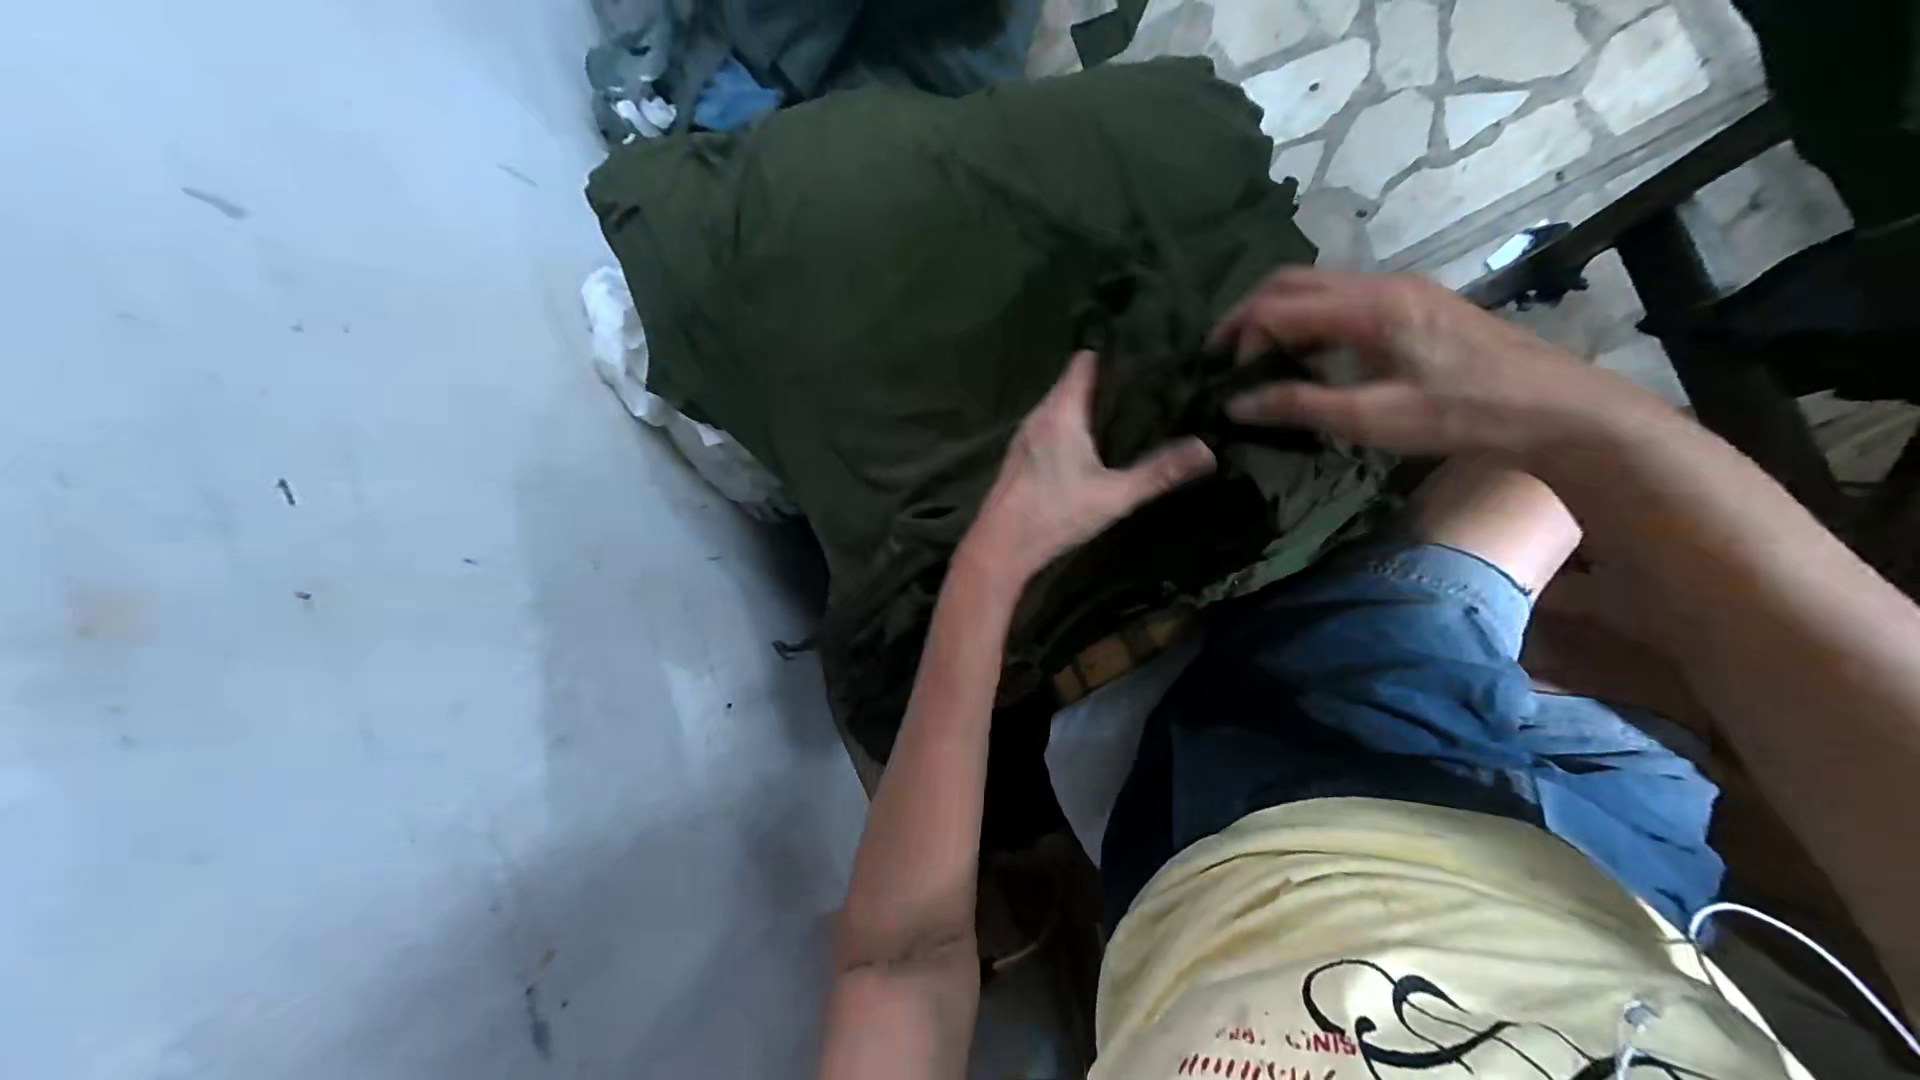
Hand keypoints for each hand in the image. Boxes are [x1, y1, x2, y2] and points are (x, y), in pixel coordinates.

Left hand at [962, 351, 1215, 584]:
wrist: (999, 547)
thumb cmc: (1054, 514)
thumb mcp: (1114, 496)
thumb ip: (1159, 472)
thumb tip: (1207, 450)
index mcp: (1061, 411)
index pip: (1084, 362)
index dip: (1112, 354)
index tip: (1144, 355)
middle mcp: (1038, 415)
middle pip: (1073, 383)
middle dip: (1105, 382)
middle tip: (1144, 386)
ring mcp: (1024, 435)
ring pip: (1059, 406)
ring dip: (1085, 405)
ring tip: (1121, 411)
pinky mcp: (1018, 456)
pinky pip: (1048, 426)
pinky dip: (1068, 426)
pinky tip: (1086, 444)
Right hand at [1214, 268, 1672, 456]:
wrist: (1556, 409)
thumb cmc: (1463, 415)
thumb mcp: (1373, 418)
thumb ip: (1299, 406)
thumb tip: (1235, 403)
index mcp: (1369, 307)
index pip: (1278, 305)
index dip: (1240, 336)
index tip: (1223, 375)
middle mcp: (1380, 284)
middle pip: (1292, 280)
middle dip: (1248, 314)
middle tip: (1225, 356)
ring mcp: (1400, 289)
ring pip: (1316, 284)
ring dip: (1277, 314)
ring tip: (1258, 358)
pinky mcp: (1413, 303)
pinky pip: (1340, 296)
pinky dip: (1306, 318)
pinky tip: (1305, 353)